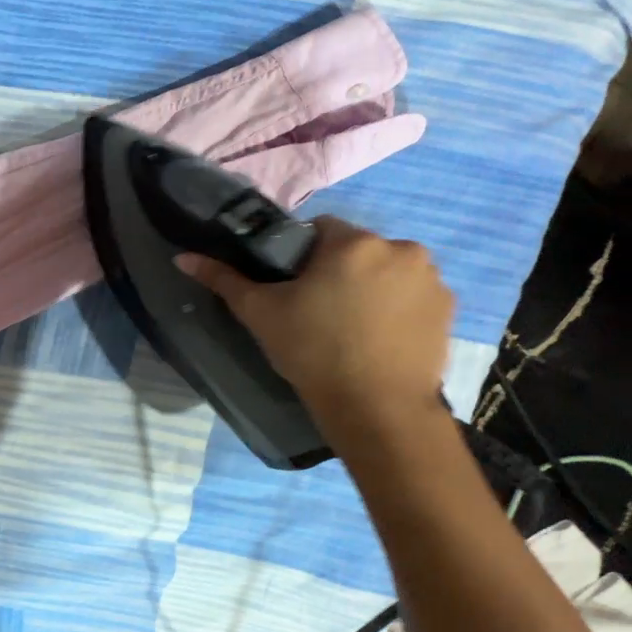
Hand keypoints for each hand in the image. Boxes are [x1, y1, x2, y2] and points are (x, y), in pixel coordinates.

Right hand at [177, 216, 452, 423]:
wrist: (375, 403)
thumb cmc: (311, 348)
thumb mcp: (258, 312)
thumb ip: (223, 279)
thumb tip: (182, 258)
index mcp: (353, 243)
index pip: (320, 228)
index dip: (298, 253)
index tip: (287, 283)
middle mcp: (402, 250)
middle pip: (356, 249)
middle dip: (336, 269)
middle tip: (312, 306)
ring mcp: (432, 279)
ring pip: (386, 270)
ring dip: (367, 285)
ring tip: (345, 323)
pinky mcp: (449, 308)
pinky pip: (411, 294)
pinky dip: (393, 306)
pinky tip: (373, 335)